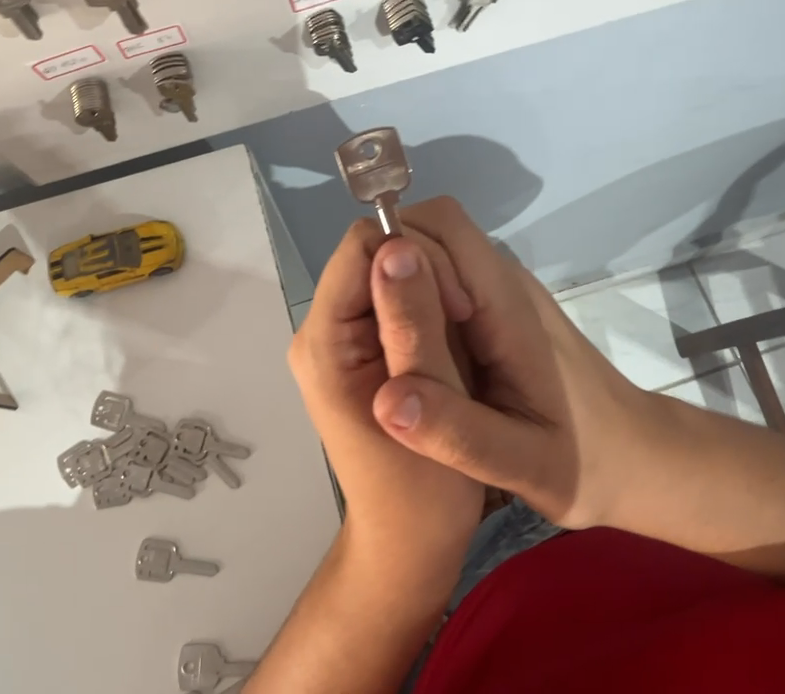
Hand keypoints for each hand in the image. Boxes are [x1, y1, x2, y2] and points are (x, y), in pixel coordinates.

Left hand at [287, 218, 484, 578]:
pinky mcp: (356, 348)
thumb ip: (411, 321)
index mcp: (323, 340)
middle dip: (426, 272)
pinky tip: (450, 341)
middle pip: (372, 255)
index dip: (415, 255)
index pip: (361, 247)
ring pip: (386, 274)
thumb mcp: (426, 400)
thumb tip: (398, 245)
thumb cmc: (422, 488)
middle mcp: (319, 331)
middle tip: (464, 321)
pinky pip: (393, 299)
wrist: (408, 540)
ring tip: (460, 335)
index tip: (459, 304)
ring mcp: (336, 340)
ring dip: (430, 290)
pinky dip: (427, 307)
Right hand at [369, 198, 671, 529]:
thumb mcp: (523, 465)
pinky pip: (444, 279)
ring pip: (434, 251)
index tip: (385, 320)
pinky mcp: (500, 309)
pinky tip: (411, 357)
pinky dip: (413, 301)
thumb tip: (384, 399)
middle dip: (387, 264)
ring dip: (397, 283)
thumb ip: (456, 433)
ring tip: (388, 350)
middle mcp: (505, 282)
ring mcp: (504, 292)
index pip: (442, 228)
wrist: (642, 460)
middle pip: (432, 229)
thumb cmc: (587, 465)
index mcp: (508, 304)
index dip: (398, 256)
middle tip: (376, 336)